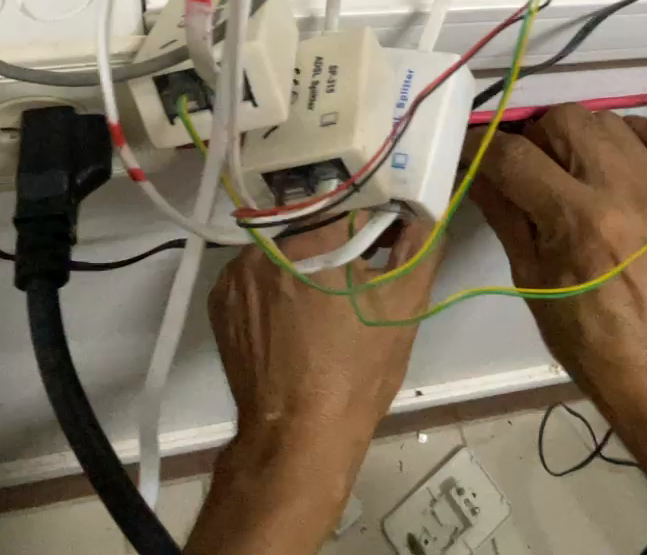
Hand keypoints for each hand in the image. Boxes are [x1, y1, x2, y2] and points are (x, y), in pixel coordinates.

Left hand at [188, 219, 442, 553]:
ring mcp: (235, 276)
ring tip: (326, 301)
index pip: (350, 209)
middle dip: (338, 244)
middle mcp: (264, 249)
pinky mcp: (221, 300)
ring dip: (306, 261)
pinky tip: (295, 313)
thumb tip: (425, 213)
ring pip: (284, 249)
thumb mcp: (403, 307)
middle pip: (313, 227)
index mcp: (308, 243)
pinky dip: (277, 283)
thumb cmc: (355, 372)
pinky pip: (257, 273)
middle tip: (359, 276)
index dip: (374, 226)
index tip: (384, 247)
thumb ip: (419, 248)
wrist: (298, 436)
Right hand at [468, 104, 646, 426]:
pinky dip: (633, 135)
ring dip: (576, 134)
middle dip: (531, 136)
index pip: (514, 156)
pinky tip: (617, 159)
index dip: (482, 146)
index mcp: (578, 221)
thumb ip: (504, 215)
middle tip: (525, 168)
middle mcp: (622, 190)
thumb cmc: (590, 343)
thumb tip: (474, 170)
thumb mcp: (532, 281)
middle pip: (563, 119)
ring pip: (607, 118)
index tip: (470, 148)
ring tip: (568, 167)